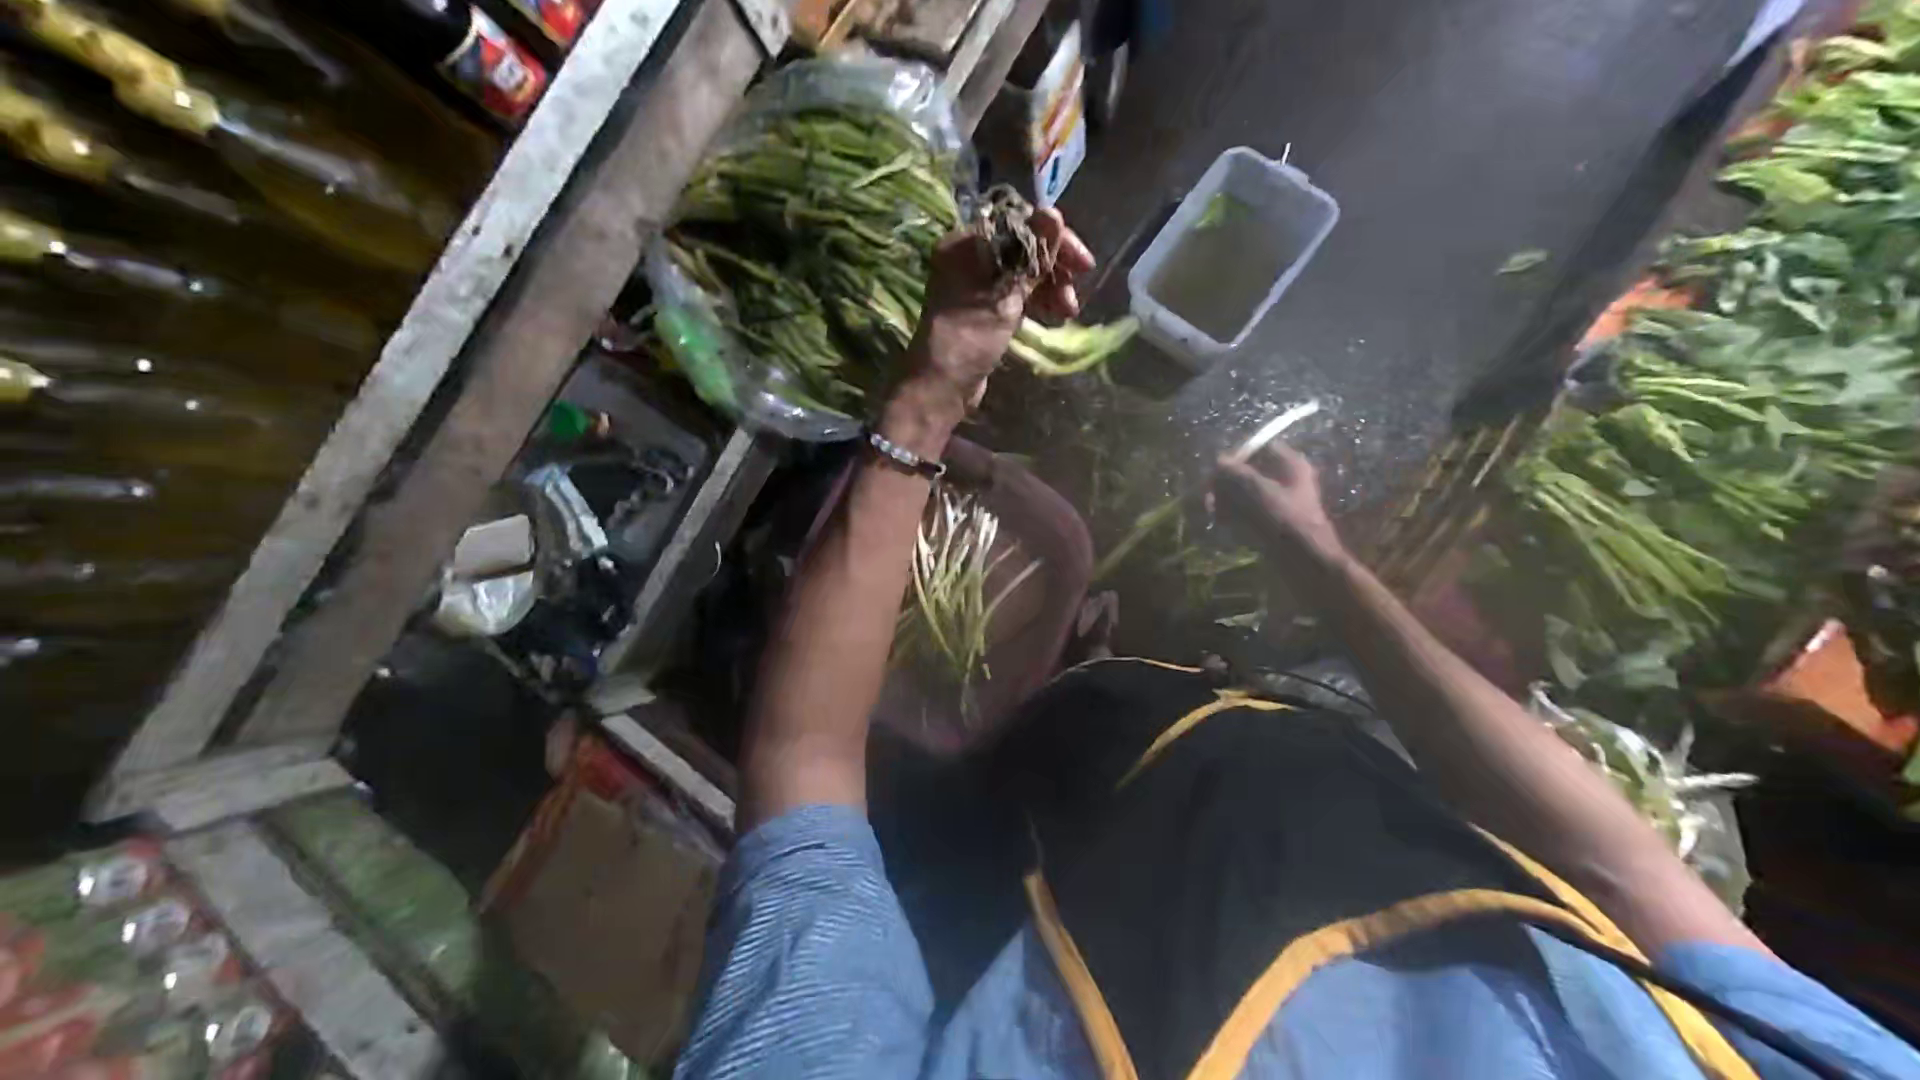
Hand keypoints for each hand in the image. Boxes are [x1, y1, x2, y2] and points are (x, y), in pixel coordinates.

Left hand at [897, 207, 1093, 424]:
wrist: (940, 388)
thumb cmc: (968, 338)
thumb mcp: (1004, 296)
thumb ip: (1032, 256)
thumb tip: (1054, 212)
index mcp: (964, 245)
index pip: (1018, 225)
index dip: (1054, 241)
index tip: (1082, 264)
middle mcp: (967, 259)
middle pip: (1022, 249)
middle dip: (1054, 269)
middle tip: (1074, 295)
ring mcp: (974, 285)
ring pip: (1021, 274)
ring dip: (1049, 288)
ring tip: (1067, 312)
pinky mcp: (982, 309)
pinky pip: (1015, 295)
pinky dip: (1035, 301)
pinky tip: (1054, 316)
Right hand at [1214, 444, 1347, 564]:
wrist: (1303, 560)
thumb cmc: (1282, 519)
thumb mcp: (1254, 489)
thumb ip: (1233, 472)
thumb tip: (1218, 462)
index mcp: (1289, 464)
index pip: (1259, 448)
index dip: (1236, 456)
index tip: (1216, 471)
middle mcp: (1287, 479)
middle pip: (1249, 472)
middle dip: (1226, 484)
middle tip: (1209, 497)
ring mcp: (1281, 502)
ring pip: (1246, 494)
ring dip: (1227, 501)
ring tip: (1215, 513)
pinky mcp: (1274, 523)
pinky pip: (1249, 513)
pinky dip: (1235, 516)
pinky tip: (1224, 525)